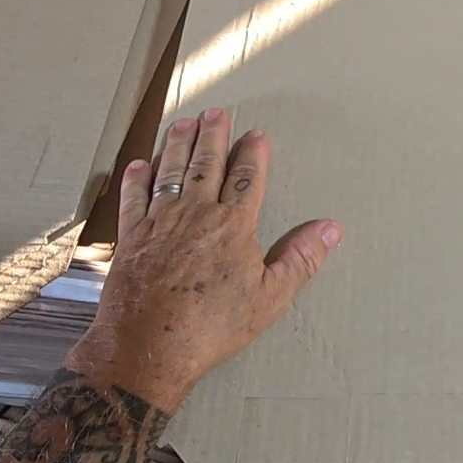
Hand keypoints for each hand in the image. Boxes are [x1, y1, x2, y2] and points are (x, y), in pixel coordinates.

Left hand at [64, 107, 341, 408]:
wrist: (146, 350)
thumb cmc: (212, 327)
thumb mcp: (270, 298)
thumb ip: (301, 259)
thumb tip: (331, 229)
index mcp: (233, 225)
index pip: (247, 178)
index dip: (253, 153)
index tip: (256, 135)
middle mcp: (196, 215)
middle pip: (206, 164)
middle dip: (213, 135)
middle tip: (216, 113)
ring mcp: (159, 224)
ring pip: (170, 172)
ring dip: (177, 145)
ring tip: (183, 123)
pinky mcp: (131, 240)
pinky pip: (134, 199)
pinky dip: (137, 179)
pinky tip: (139, 164)